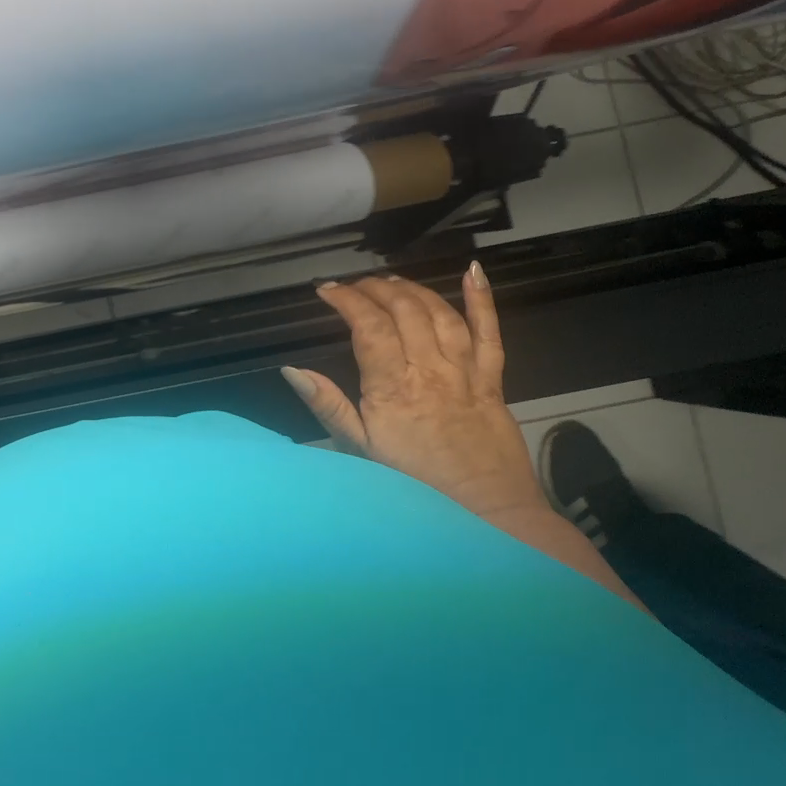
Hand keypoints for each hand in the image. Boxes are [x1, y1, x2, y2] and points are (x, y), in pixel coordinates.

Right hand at [283, 265, 545, 519]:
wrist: (487, 513)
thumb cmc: (414, 485)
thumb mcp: (359, 450)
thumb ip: (327, 406)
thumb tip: (292, 370)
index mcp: (392, 389)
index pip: (368, 328)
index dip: (347, 301)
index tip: (326, 291)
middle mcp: (430, 372)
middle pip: (404, 312)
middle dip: (375, 289)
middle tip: (354, 286)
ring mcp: (466, 374)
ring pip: (441, 315)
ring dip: (413, 290)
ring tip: (390, 281)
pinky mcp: (493, 382)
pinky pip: (491, 334)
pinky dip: (483, 301)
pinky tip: (472, 272)